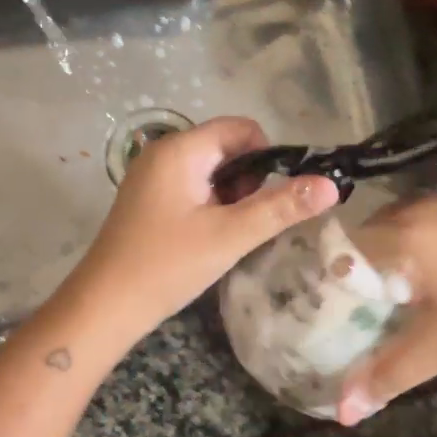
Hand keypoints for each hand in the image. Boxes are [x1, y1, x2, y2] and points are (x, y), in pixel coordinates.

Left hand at [69, 117, 336, 334]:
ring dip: (233, 195)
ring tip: (232, 232)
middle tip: (251, 220)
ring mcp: (153, 177)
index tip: (277, 196)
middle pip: (227, 147)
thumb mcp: (231, 235)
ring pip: (212, 170)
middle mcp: (163, 153)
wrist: (104, 307)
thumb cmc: (167, 265)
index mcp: (180, 150)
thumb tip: (331, 185)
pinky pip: (194, 188)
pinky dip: (213, 205)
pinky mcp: (149, 201)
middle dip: (251, 179)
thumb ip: (282, 207)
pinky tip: (212, 237)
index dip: (269, 156)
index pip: (241, 129)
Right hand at [336, 196, 436, 424]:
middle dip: (350, 277)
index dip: (322, 283)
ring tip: (373, 308)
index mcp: (404, 232)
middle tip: (339, 317)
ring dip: (381, 267)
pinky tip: (417, 290)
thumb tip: (341, 414)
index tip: (311, 314)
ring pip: (392, 234)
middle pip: (363, 240)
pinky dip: (407, 255)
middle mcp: (418, 208)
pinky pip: (418, 229)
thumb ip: (385, 375)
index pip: (339, 251)